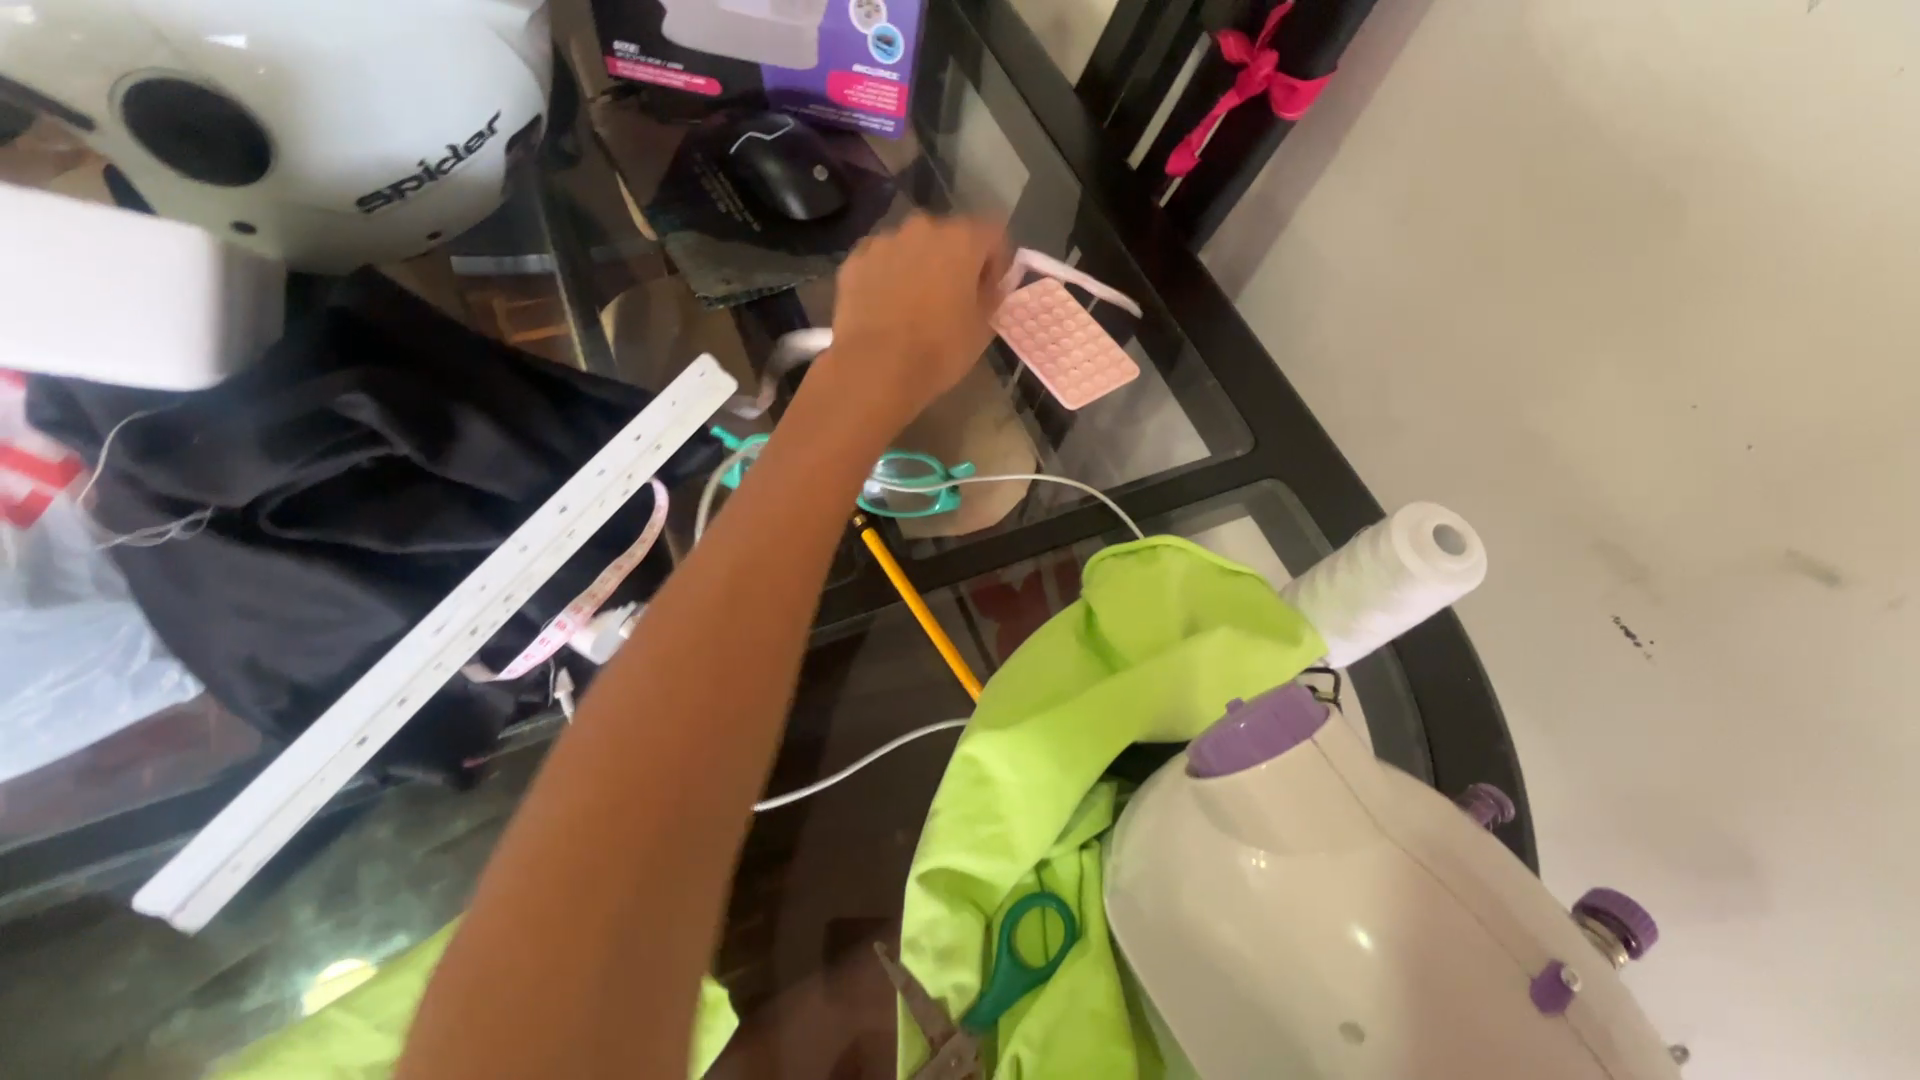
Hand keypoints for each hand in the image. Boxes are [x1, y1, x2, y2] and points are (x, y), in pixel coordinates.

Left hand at [818, 213, 1009, 431]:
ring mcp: (883, 241)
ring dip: (918, 266)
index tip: (991, 290)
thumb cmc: (939, 349)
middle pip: (948, 236)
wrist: (875, 368)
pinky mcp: (854, 261)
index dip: (997, 262)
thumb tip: (989, 286)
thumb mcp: (982, 329)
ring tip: (914, 304)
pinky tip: (885, 308)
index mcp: (962, 239)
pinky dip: (886, 277)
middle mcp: (922, 227)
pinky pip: (880, 262)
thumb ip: (991, 297)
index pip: (993, 234)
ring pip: (911, 247)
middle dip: (954, 261)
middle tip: (953, 297)